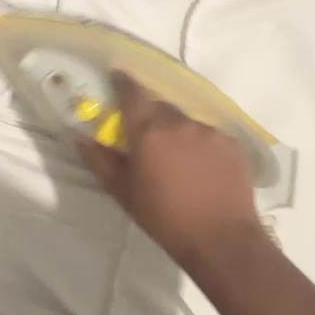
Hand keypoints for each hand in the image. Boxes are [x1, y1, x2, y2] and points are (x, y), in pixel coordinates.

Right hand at [76, 71, 264, 263]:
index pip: (132, 93)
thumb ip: (100, 160)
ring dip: (178, 132)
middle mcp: (180, 122)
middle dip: (151, 116)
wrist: (220, 239)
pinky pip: (211, 135)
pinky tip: (202, 169)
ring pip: (187, 122)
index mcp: (149, 131)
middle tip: (147, 138)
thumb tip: (80, 137)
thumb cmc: (164, 217)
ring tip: (178, 160)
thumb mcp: (123, 191)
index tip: (117, 75)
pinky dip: (202, 145)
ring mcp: (210, 131)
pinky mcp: (233, 144)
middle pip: (161, 107)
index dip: (123, 82)